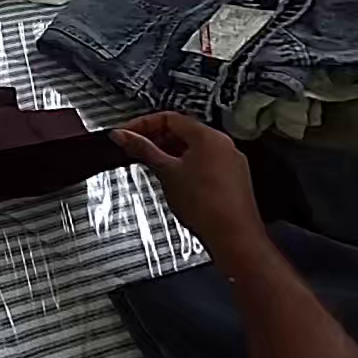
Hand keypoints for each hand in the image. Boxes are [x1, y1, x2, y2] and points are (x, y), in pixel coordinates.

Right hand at [110, 113, 267, 268]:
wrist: (235, 239)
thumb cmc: (206, 205)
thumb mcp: (165, 171)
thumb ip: (142, 149)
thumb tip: (122, 135)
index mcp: (208, 136)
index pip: (169, 118)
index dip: (143, 124)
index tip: (127, 134)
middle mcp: (223, 145)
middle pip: (181, 131)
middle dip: (156, 138)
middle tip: (136, 148)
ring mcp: (230, 162)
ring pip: (192, 147)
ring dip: (169, 152)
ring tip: (151, 165)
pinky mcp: (232, 179)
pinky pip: (203, 161)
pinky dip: (184, 164)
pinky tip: (173, 179)